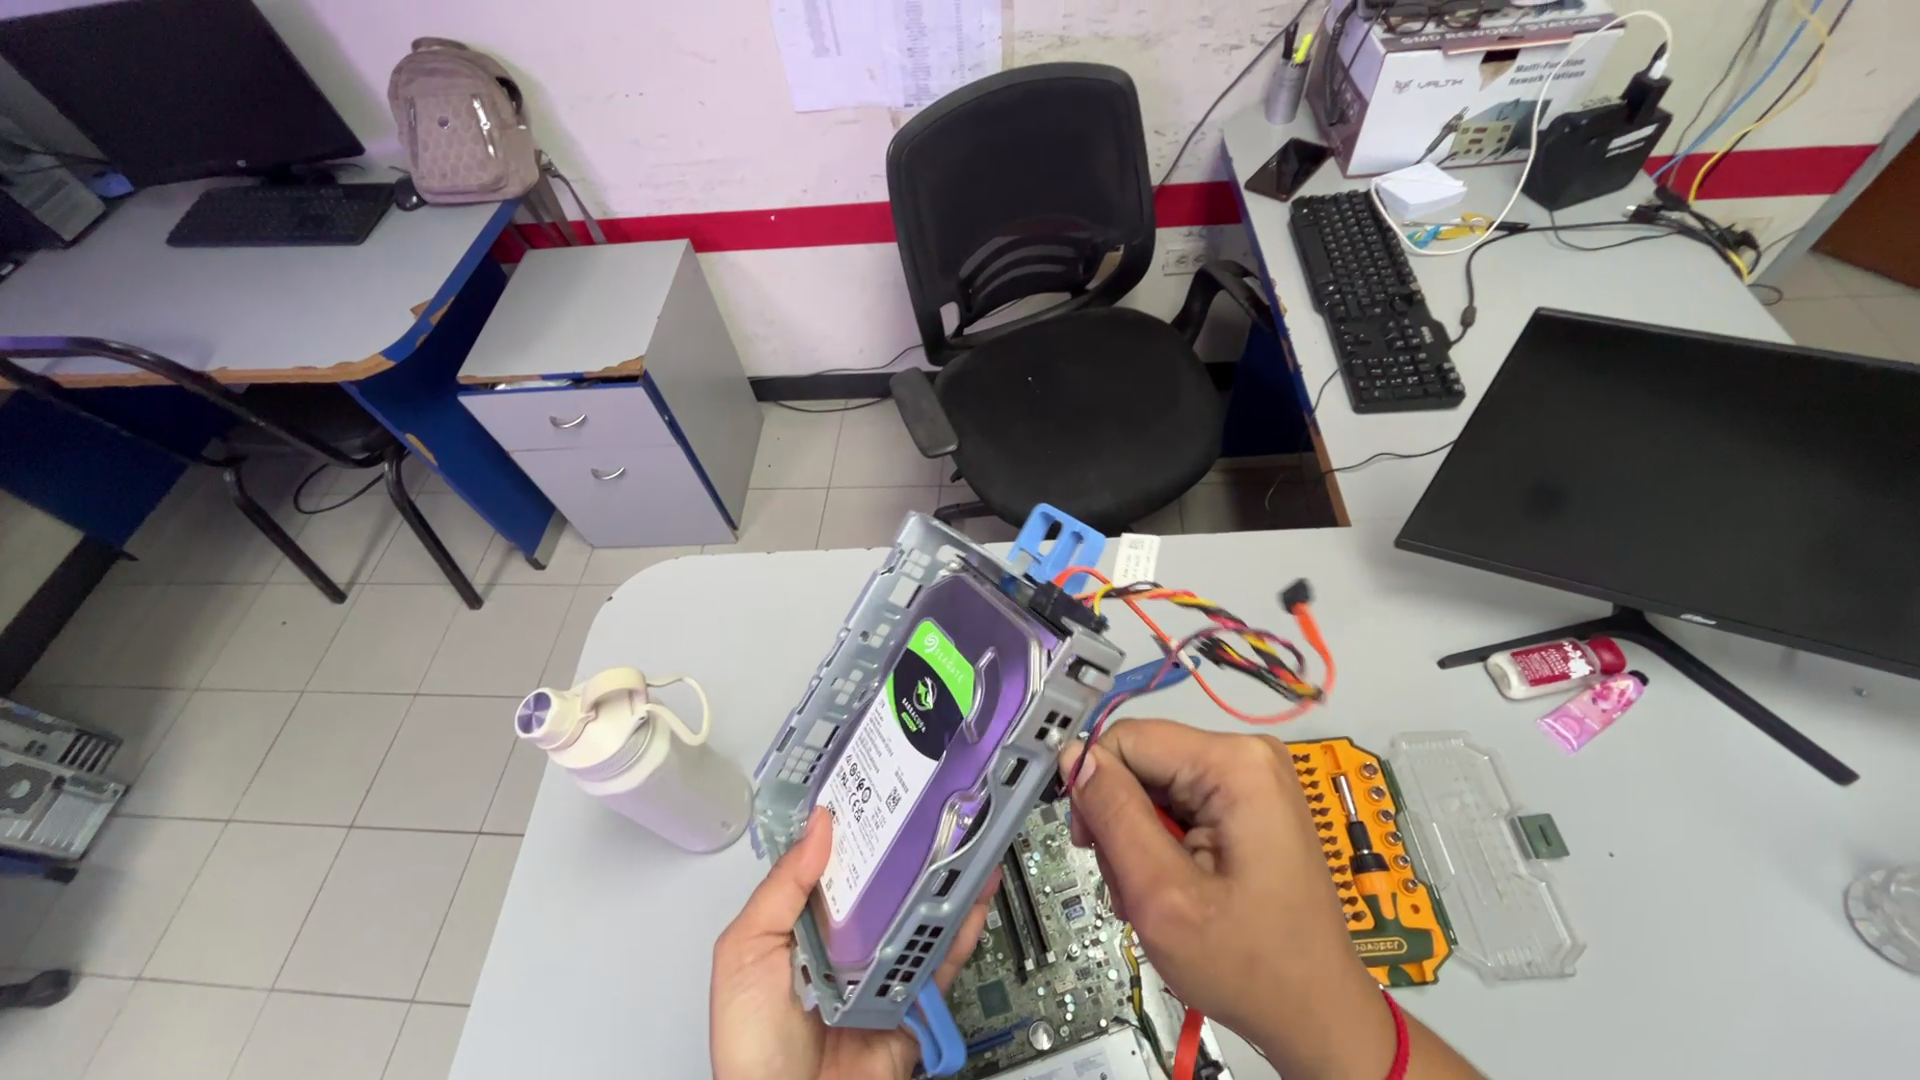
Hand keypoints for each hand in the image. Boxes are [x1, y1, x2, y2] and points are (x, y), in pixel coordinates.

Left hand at [710, 806, 999, 1079]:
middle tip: (939, 813)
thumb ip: (780, 890)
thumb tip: (818, 827)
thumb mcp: (745, 955)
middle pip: (886, 886)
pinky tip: (973, 901)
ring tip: (967, 844)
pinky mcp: (910, 1001)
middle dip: (912, 852)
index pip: (837, 866)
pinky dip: (962, 931)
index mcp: (805, 925)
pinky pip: (941, 961)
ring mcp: (881, 970)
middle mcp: (846, 942)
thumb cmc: (752, 1047)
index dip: (858, 831)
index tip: (882, 796)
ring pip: (919, 915)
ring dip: (945, 881)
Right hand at [1060, 719, 1396, 1079]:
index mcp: (1234, 764)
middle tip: (1128, 884)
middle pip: (1141, 762)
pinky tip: (1170, 885)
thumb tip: (1075, 757)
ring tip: (1152, 894)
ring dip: (1136, 838)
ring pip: (1153, 786)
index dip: (1095, 787)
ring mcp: (1251, 778)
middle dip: (1119, 820)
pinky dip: (1160, 843)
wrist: (1316, 1012)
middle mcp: (1246, 755)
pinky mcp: (1247, 801)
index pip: (1127, 740)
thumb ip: (1114, 815)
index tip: (1091, 846)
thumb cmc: (1248, 965)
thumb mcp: (1162, 894)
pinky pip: (1178, 802)